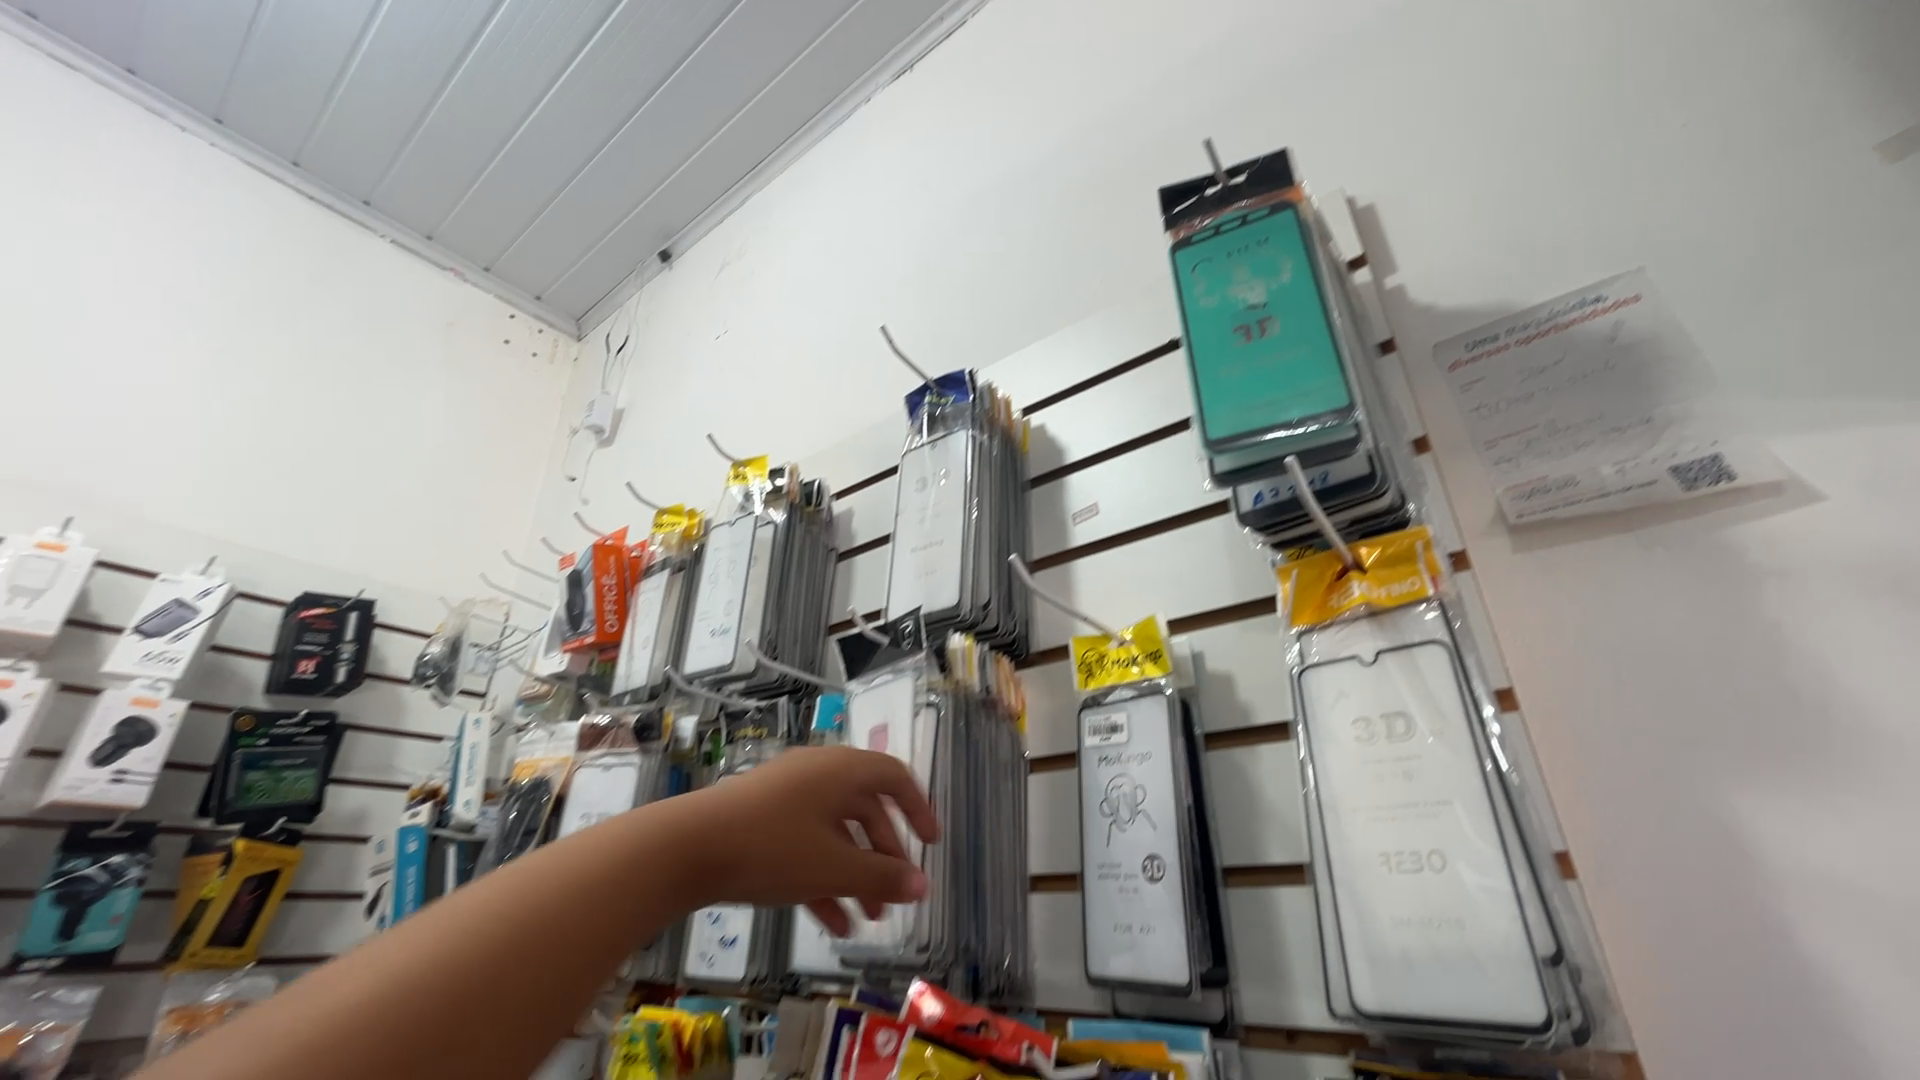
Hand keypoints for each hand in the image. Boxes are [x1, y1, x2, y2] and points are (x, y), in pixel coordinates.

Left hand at [683, 747, 940, 934]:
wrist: (686, 847)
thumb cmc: (772, 848)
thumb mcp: (832, 867)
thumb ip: (881, 878)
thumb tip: (922, 887)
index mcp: (842, 770)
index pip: (894, 778)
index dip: (918, 809)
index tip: (931, 844)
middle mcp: (818, 773)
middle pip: (865, 810)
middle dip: (883, 857)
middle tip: (894, 896)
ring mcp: (787, 794)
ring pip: (834, 832)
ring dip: (853, 875)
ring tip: (865, 921)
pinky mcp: (761, 818)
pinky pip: (804, 842)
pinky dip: (821, 876)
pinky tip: (830, 924)